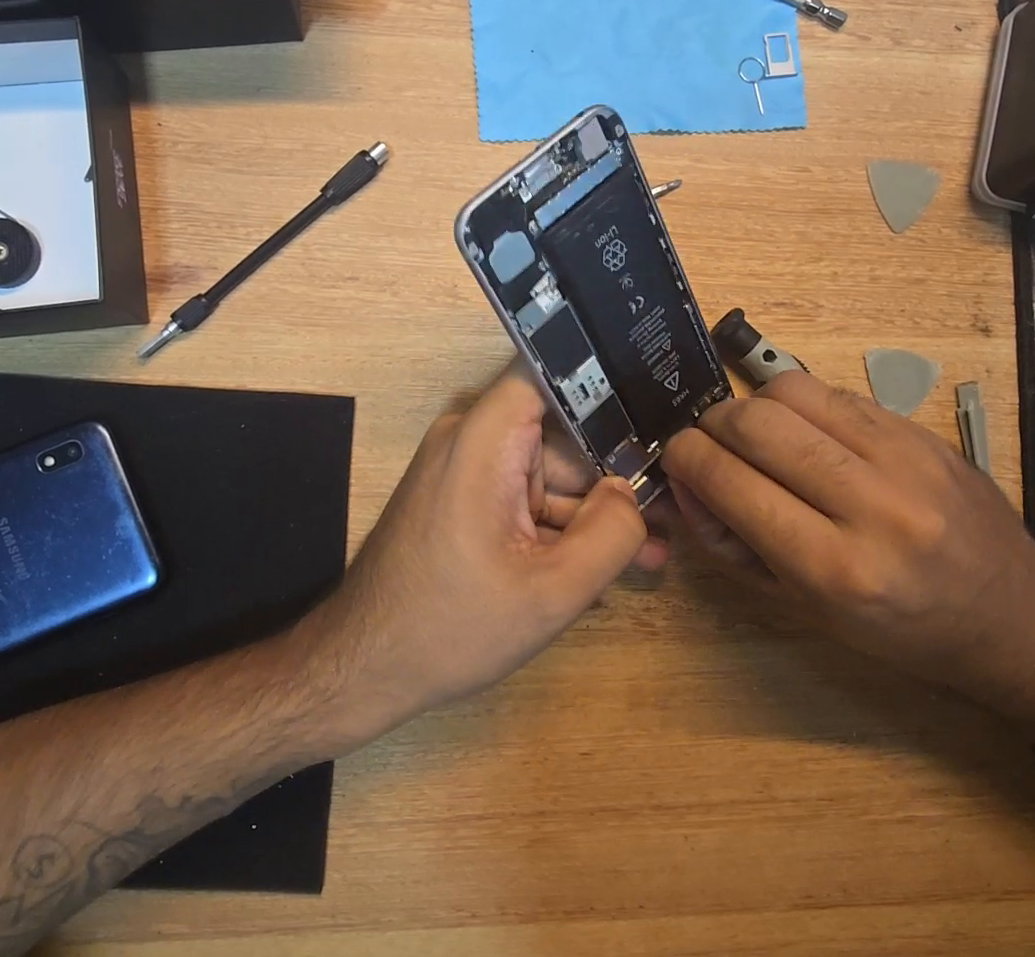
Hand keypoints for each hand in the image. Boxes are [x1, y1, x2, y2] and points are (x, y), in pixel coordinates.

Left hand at [301, 366, 663, 740]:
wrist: (367, 667)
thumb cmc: (452, 627)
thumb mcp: (552, 590)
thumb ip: (613, 534)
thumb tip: (634, 494)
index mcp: (484, 438)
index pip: (551, 368)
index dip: (609, 379)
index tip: (658, 408)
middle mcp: (471, 439)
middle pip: (562, 435)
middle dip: (612, 478)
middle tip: (667, 519)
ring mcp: (466, 471)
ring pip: (550, 475)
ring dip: (591, 515)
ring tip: (647, 556)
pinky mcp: (465, 500)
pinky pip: (525, 500)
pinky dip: (558, 530)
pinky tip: (597, 570)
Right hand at [662, 372, 1034, 712]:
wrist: (1015, 618)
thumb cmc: (898, 631)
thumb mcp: (803, 608)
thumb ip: (732, 544)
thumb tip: (684, 482)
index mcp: (835, 568)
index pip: (732, 484)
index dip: (684, 460)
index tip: (674, 458)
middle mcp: (873, 506)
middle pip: (757, 424)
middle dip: (711, 425)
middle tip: (707, 443)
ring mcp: (906, 459)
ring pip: (793, 391)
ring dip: (752, 405)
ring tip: (753, 434)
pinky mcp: (923, 432)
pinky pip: (836, 393)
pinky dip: (799, 406)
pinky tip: (802, 434)